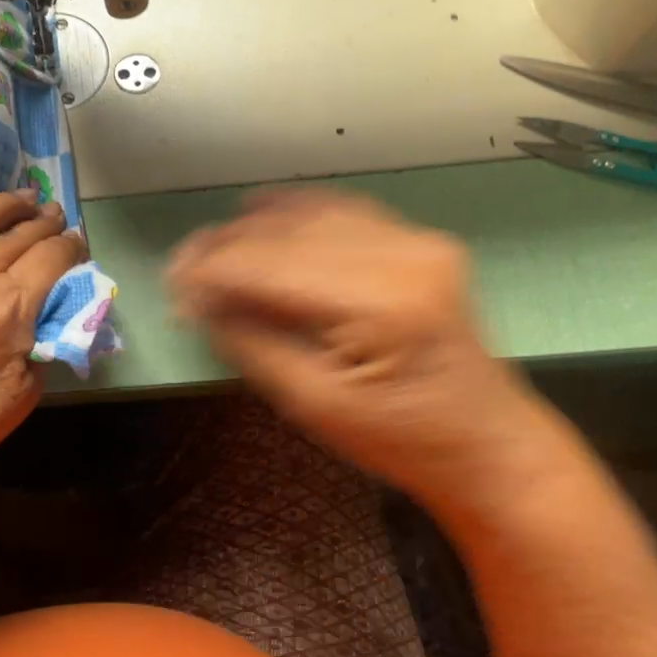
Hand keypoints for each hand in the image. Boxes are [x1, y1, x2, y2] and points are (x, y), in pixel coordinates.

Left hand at [0, 183, 84, 499]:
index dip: (71, 248)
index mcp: (6, 310)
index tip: (74, 247)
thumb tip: (52, 302)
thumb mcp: (24, 395)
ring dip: (4, 203)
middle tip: (52, 219)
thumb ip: (44, 339)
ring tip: (19, 201)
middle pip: (18, 231)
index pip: (53, 256)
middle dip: (44, 224)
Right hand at [168, 191, 556, 499]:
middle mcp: (401, 255)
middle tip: (179, 272)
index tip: (168, 285)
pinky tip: (259, 211)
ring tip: (208, 250)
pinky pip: (344, 212)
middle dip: (224, 250)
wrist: (488, 445)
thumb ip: (250, 341)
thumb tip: (196, 299)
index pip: (268, 268)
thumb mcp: (312, 404)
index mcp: (378, 303)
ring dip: (253, 230)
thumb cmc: (400, 441)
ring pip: (310, 216)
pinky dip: (296, 212)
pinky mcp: (421, 243)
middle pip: (286, 235)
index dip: (210, 272)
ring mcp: (418, 242)